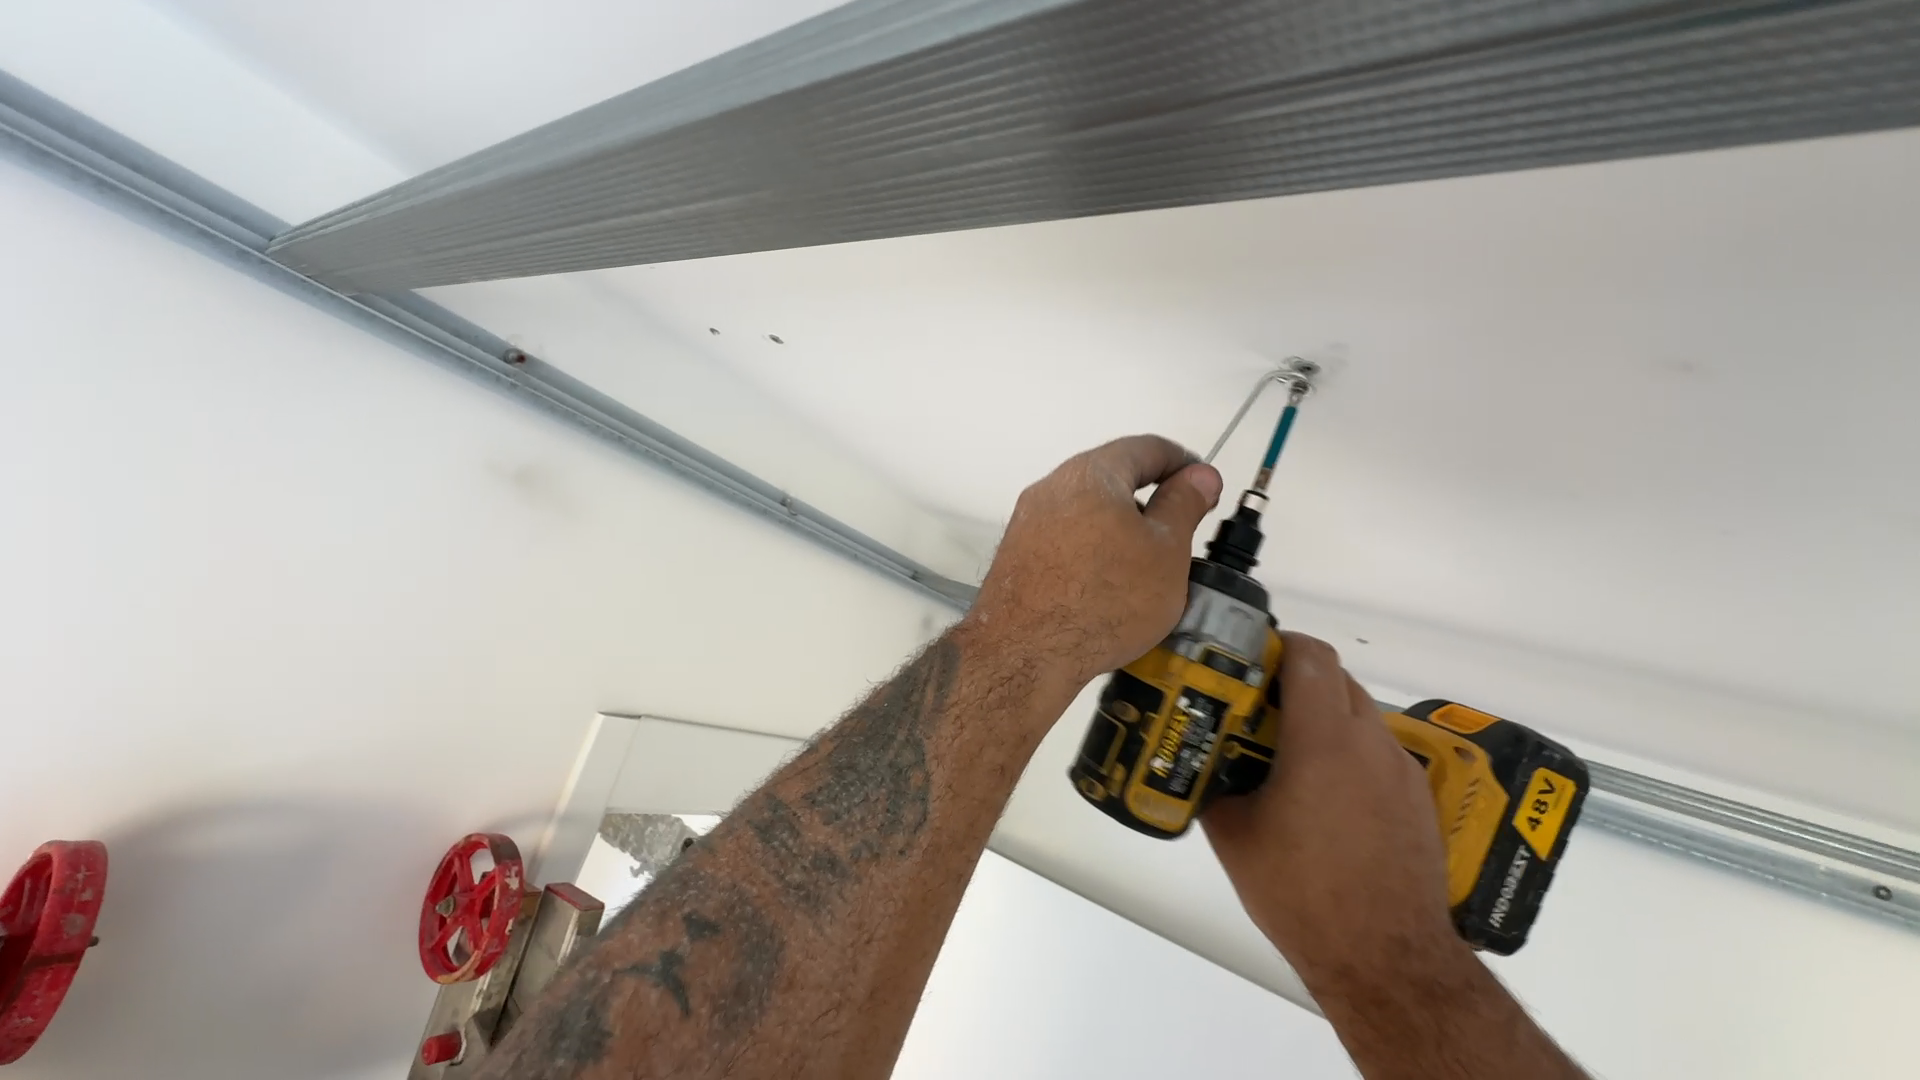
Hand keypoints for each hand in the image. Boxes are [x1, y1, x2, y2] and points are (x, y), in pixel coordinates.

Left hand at [964, 435, 1222, 690]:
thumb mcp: (1166, 550)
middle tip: (1180, 530)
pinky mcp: (1017, 556)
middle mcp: (1051, 488)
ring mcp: (1028, 523)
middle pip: (1111, 478)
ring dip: (1120, 529)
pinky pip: (1065, 541)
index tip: (1203, 487)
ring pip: (1087, 512)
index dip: (1183, 463)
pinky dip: (1093, 552)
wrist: (1026, 653)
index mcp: (1090, 473)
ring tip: (1147, 566)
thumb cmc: (1103, 599)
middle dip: (1150, 499)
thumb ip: (1183, 505)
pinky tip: (1108, 586)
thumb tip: (1199, 476)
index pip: (1146, 448)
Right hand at [1202, 633, 1466, 997]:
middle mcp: (1369, 743)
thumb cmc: (1299, 890)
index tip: (1247, 663)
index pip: (1310, 655)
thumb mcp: (1233, 834)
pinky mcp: (1418, 799)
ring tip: (1288, 755)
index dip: (1278, 645)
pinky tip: (1325, 798)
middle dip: (1296, 681)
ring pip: (1360, 713)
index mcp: (1323, 739)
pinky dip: (1349, 751)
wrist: (1385, 957)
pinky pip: (1377, 751)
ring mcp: (1401, 770)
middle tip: (1257, 709)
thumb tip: (1205, 765)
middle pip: (1336, 678)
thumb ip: (1216, 784)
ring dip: (1324, 716)